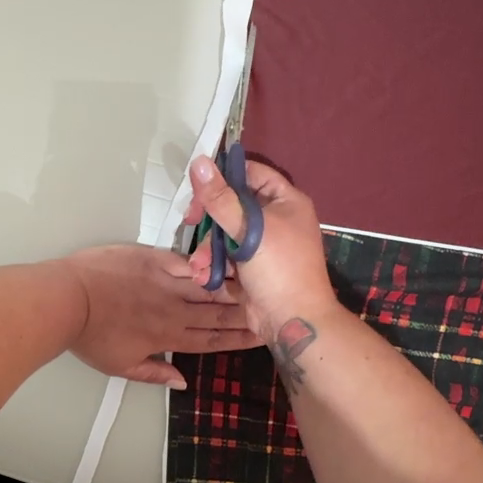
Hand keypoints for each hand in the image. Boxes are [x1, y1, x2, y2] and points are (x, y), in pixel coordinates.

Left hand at [54, 245, 262, 388]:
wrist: (69, 299)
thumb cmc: (90, 336)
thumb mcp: (119, 365)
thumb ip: (154, 373)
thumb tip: (182, 381)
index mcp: (168, 338)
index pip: (211, 340)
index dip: (238, 339)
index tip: (262, 335)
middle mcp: (174, 311)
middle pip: (217, 313)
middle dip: (246, 313)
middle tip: (274, 308)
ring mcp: (166, 282)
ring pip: (209, 286)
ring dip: (235, 287)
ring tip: (261, 285)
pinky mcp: (154, 259)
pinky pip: (189, 263)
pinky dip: (208, 264)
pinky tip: (229, 260)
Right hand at [183, 155, 339, 339]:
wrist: (293, 320)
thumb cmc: (278, 267)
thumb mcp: (248, 228)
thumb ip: (220, 197)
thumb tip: (198, 162)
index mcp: (285, 202)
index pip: (251, 174)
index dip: (224, 177)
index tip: (198, 188)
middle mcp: (275, 219)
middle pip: (232, 204)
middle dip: (209, 219)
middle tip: (190, 223)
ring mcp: (262, 244)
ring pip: (225, 232)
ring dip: (207, 247)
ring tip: (198, 264)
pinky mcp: (251, 266)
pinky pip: (225, 255)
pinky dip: (213, 263)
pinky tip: (203, 275)